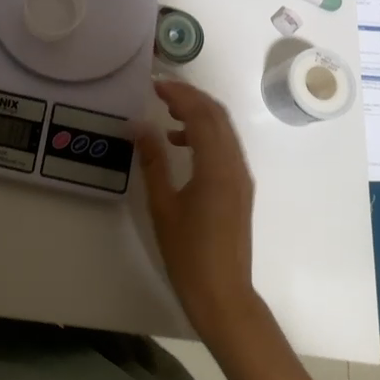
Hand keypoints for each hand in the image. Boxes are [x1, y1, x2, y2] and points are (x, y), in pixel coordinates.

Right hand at [135, 78, 257, 330]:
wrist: (223, 295)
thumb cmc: (188, 254)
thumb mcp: (163, 206)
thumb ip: (153, 161)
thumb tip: (139, 125)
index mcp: (216, 167)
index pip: (201, 114)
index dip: (179, 94)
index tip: (154, 84)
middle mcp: (234, 164)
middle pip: (216, 115)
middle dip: (190, 96)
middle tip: (160, 90)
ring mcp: (241, 176)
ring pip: (223, 128)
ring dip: (198, 112)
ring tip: (167, 111)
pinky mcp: (240, 187)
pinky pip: (225, 145)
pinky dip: (205, 133)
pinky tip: (180, 142)